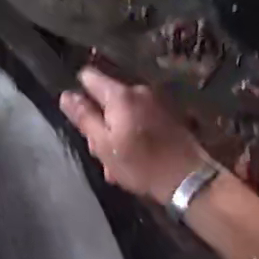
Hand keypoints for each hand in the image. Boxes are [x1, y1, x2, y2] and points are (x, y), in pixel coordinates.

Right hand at [60, 67, 209, 203]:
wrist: (192, 182)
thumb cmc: (142, 164)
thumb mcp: (103, 144)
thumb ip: (83, 116)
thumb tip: (66, 95)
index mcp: (119, 95)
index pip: (88, 76)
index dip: (79, 93)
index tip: (80, 115)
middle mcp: (139, 91)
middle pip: (106, 96)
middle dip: (100, 118)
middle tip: (100, 147)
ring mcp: (157, 103)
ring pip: (124, 110)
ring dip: (117, 128)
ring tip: (119, 157)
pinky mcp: (170, 116)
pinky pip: (141, 117)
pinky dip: (134, 131)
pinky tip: (136, 155)